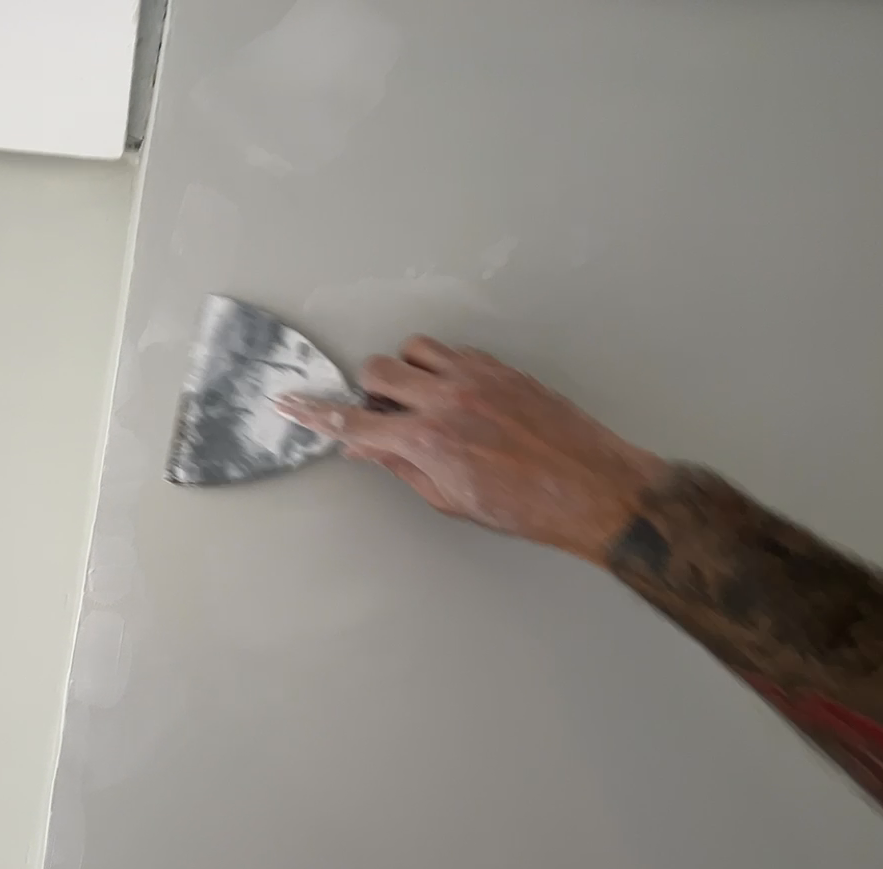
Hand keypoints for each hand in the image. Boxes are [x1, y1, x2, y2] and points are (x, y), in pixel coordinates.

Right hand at [275, 336, 666, 564]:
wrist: (594, 489)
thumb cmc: (518, 506)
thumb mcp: (445, 497)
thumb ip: (397, 464)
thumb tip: (360, 444)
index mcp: (426, 440)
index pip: (352, 420)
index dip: (314, 412)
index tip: (288, 402)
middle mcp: (447, 401)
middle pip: (378, 370)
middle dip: (369, 389)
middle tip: (384, 413)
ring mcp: (477, 379)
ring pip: (415, 349)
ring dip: (406, 371)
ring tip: (420, 398)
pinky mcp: (504, 369)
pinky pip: (455, 352)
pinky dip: (442, 368)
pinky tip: (455, 395)